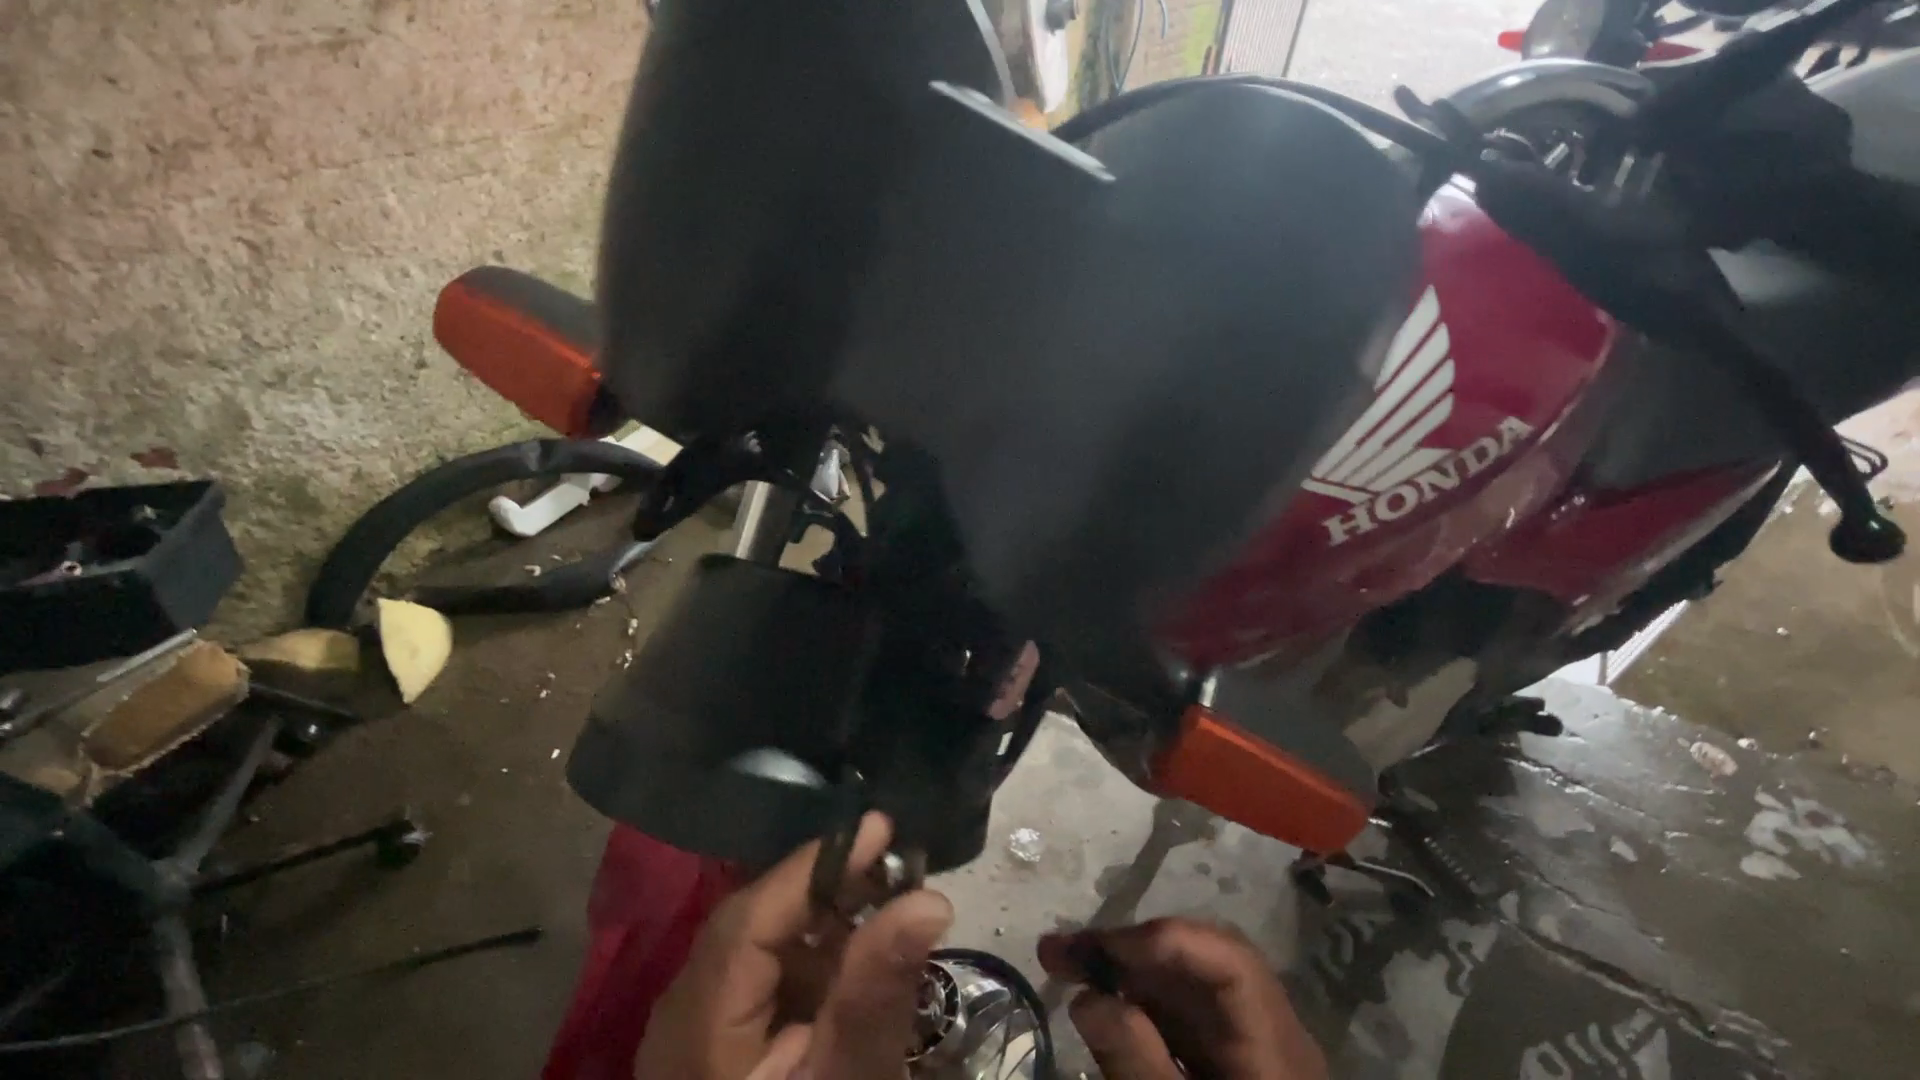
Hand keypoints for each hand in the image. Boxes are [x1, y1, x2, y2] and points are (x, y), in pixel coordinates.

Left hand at [634, 813, 952, 1079]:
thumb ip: (877, 994)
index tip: (882, 827)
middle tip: (899, 867)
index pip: (748, 917)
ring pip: (764, 944)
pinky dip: (818, 960)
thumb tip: (928, 898)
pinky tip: (860, 964)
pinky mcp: (722, 1043)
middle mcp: (684, 1013)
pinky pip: (769, 976)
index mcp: (697, 1025)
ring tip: (891, 909)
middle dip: (828, 890)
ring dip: (829, 922)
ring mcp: (700, 1029)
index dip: (815, 866)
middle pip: (753, 923)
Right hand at [1038, 918, 1327, 1079]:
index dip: (1165, 942)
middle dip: (1132, 949)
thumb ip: (1136, 1064)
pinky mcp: (1228, 1063)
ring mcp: (1251, 1046)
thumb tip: (1085, 997)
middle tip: (1062, 952)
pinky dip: (1138, 999)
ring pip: (1188, 983)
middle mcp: (1272, 1032)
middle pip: (1204, 962)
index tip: (1099, 949)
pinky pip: (1183, 1013)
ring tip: (1063, 965)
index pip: (1229, 961)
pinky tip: (1100, 1001)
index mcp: (1277, 1046)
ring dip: (1127, 968)